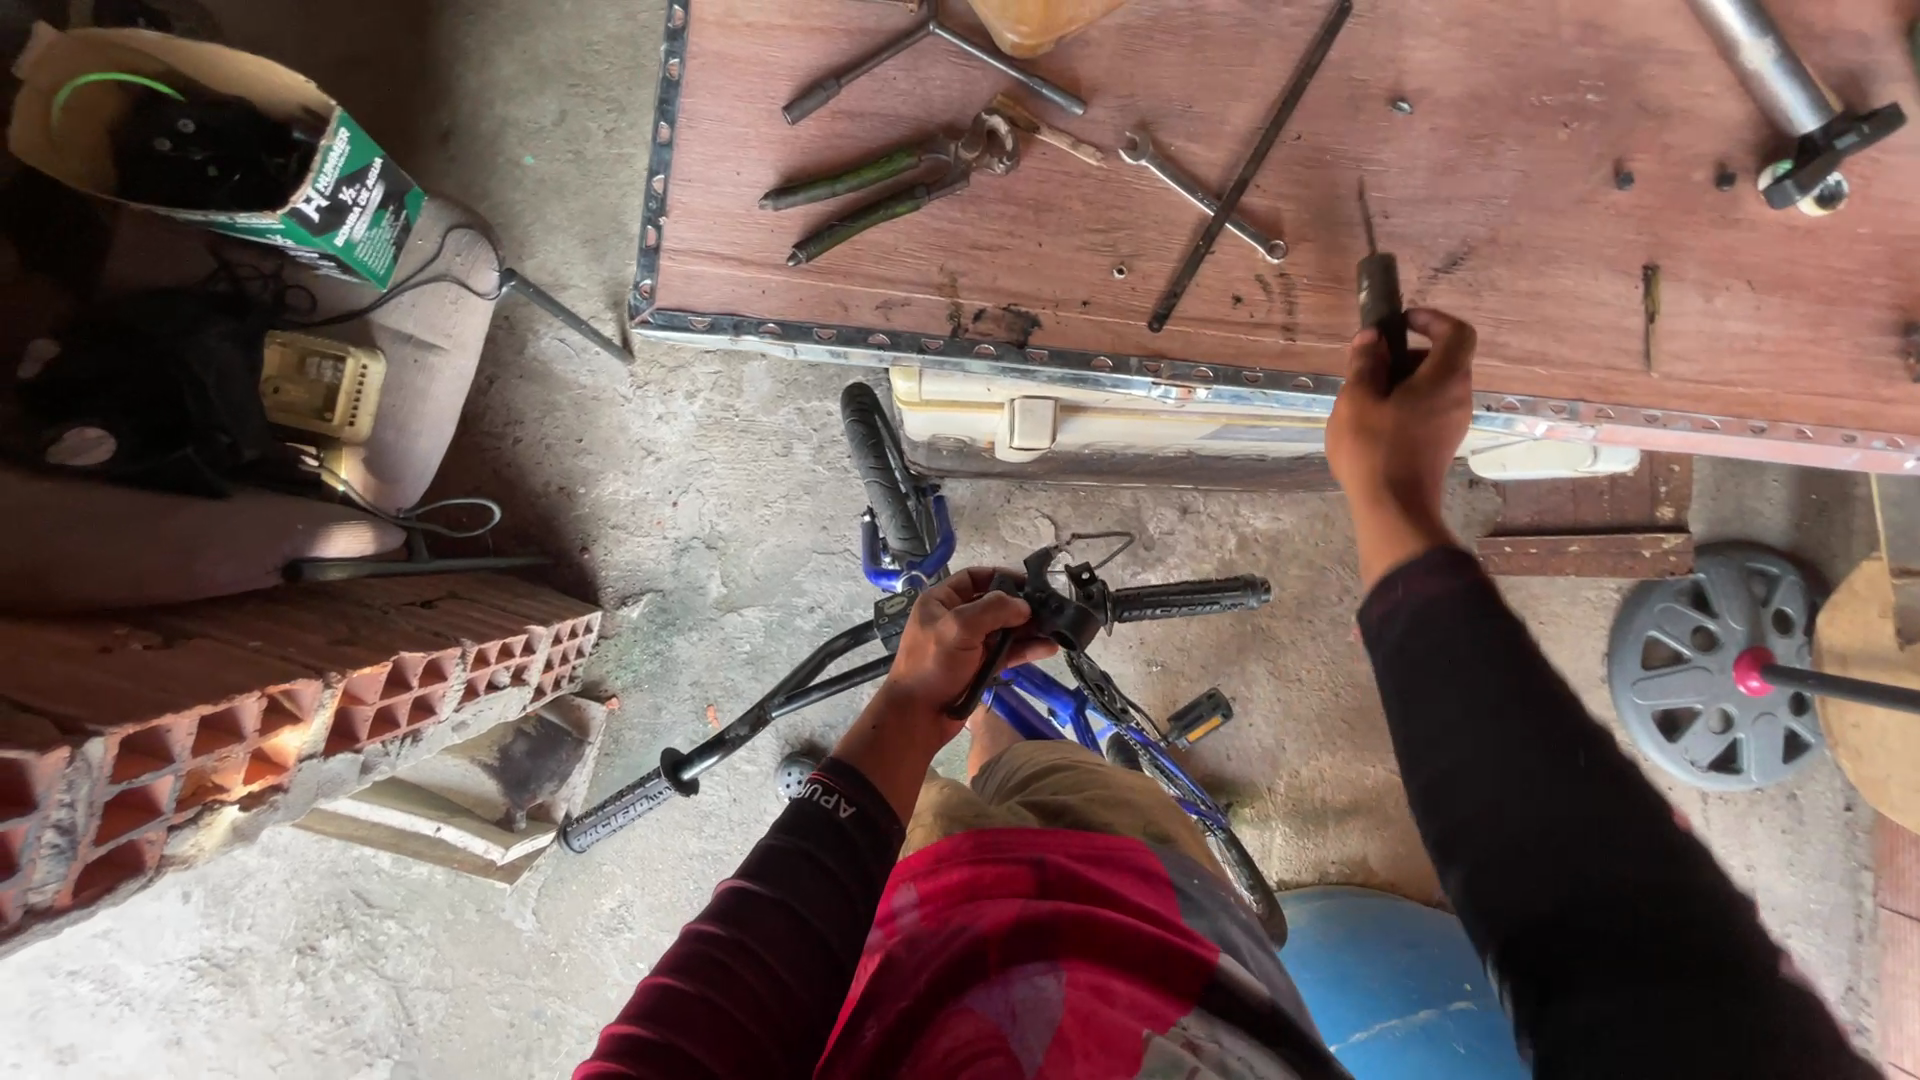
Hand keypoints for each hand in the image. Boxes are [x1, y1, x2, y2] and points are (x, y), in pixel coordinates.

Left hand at [831, 568, 1057, 820]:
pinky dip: (1026, 649)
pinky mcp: (980, 667)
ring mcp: (969, 644)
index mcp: (941, 601)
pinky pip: (1007, 653)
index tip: (1028, 582)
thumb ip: (993, 610)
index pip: (973, 578)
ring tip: (1056, 628)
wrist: (917, 716)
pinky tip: (1049, 647)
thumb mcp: (958, 627)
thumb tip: (1024, 606)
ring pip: (1004, 630)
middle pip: (994, 604)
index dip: (1000, 576)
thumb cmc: (931, 664)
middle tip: (1050, 608)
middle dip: (1021, 606)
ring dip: (1028, 629)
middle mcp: (955, 619)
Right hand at [1326, 308, 1475, 589]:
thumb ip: (1364, 364)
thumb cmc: (1373, 449)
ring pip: (1434, 386)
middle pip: (1443, 359)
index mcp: (1444, 378)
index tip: (1400, 321)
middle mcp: (1458, 396)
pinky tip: (1374, 422)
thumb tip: (1371, 338)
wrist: (1393, 508)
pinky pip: (1429, 408)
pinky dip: (1406, 403)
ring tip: (1365, 397)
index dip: (1431, 319)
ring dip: (1403, 381)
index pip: (1456, 332)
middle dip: (1407, 353)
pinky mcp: (1442, 443)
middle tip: (1370, 364)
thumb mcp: (1356, 400)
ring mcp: (1453, 422)